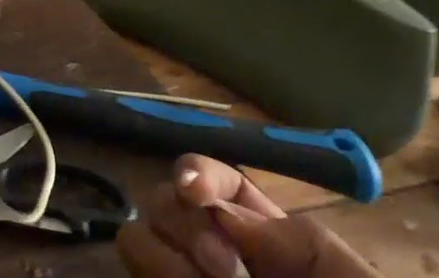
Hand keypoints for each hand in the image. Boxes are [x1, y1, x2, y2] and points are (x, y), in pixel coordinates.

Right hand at [116, 155, 381, 277]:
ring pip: (136, 241)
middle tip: (228, 272)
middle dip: (187, 227)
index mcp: (265, 238)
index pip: (212, 179)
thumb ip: (304, 243)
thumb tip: (228, 218)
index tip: (196, 191)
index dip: (196, 172)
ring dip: (166, 263)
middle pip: (163, 201)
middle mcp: (215, 254)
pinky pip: (133, 277)